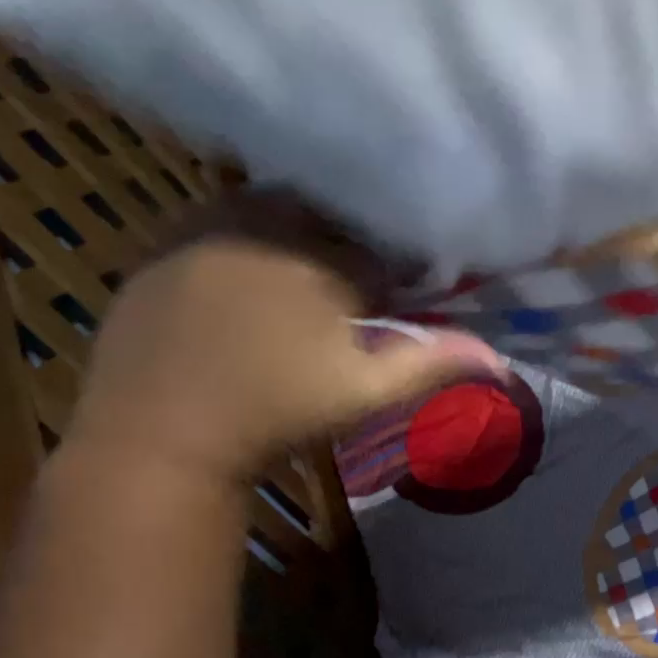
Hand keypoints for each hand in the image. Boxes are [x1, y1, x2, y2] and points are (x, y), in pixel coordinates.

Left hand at [66, 238, 501, 481]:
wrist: (158, 441)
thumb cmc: (276, 414)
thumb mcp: (366, 393)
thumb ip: (433, 365)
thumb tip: (501, 360)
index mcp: (313, 258)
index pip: (373, 246)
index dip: (392, 274)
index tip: (396, 302)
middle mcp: (255, 229)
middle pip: (318, 216)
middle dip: (341, 245)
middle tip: (349, 294)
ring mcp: (195, 237)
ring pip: (263, 216)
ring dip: (291, 241)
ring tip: (301, 290)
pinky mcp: (155, 255)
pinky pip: (214, 230)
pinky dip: (240, 249)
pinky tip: (244, 296)